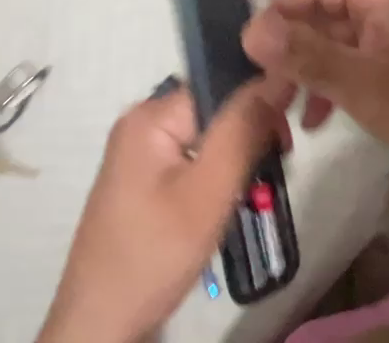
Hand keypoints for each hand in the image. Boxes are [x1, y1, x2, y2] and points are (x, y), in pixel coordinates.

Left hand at [39, 78, 293, 342]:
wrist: (102, 327)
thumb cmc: (155, 253)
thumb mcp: (208, 190)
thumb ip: (244, 128)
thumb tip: (280, 72)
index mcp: (150, 115)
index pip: (221, 85)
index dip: (260, 106)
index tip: (286, 142)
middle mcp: (142, 124)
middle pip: (215, 111)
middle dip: (250, 137)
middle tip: (274, 173)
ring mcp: (141, 156)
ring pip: (209, 139)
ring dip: (238, 162)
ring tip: (255, 194)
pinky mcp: (146, 184)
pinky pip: (194, 162)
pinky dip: (219, 178)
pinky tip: (232, 203)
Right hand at [242, 0, 388, 183]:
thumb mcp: (363, 84)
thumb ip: (307, 57)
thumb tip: (251, 31)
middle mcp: (383, 4)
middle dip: (286, 26)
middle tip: (257, 68)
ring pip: (331, 31)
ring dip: (301, 60)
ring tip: (277, 103)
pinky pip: (347, 58)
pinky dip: (325, 80)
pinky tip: (311, 120)